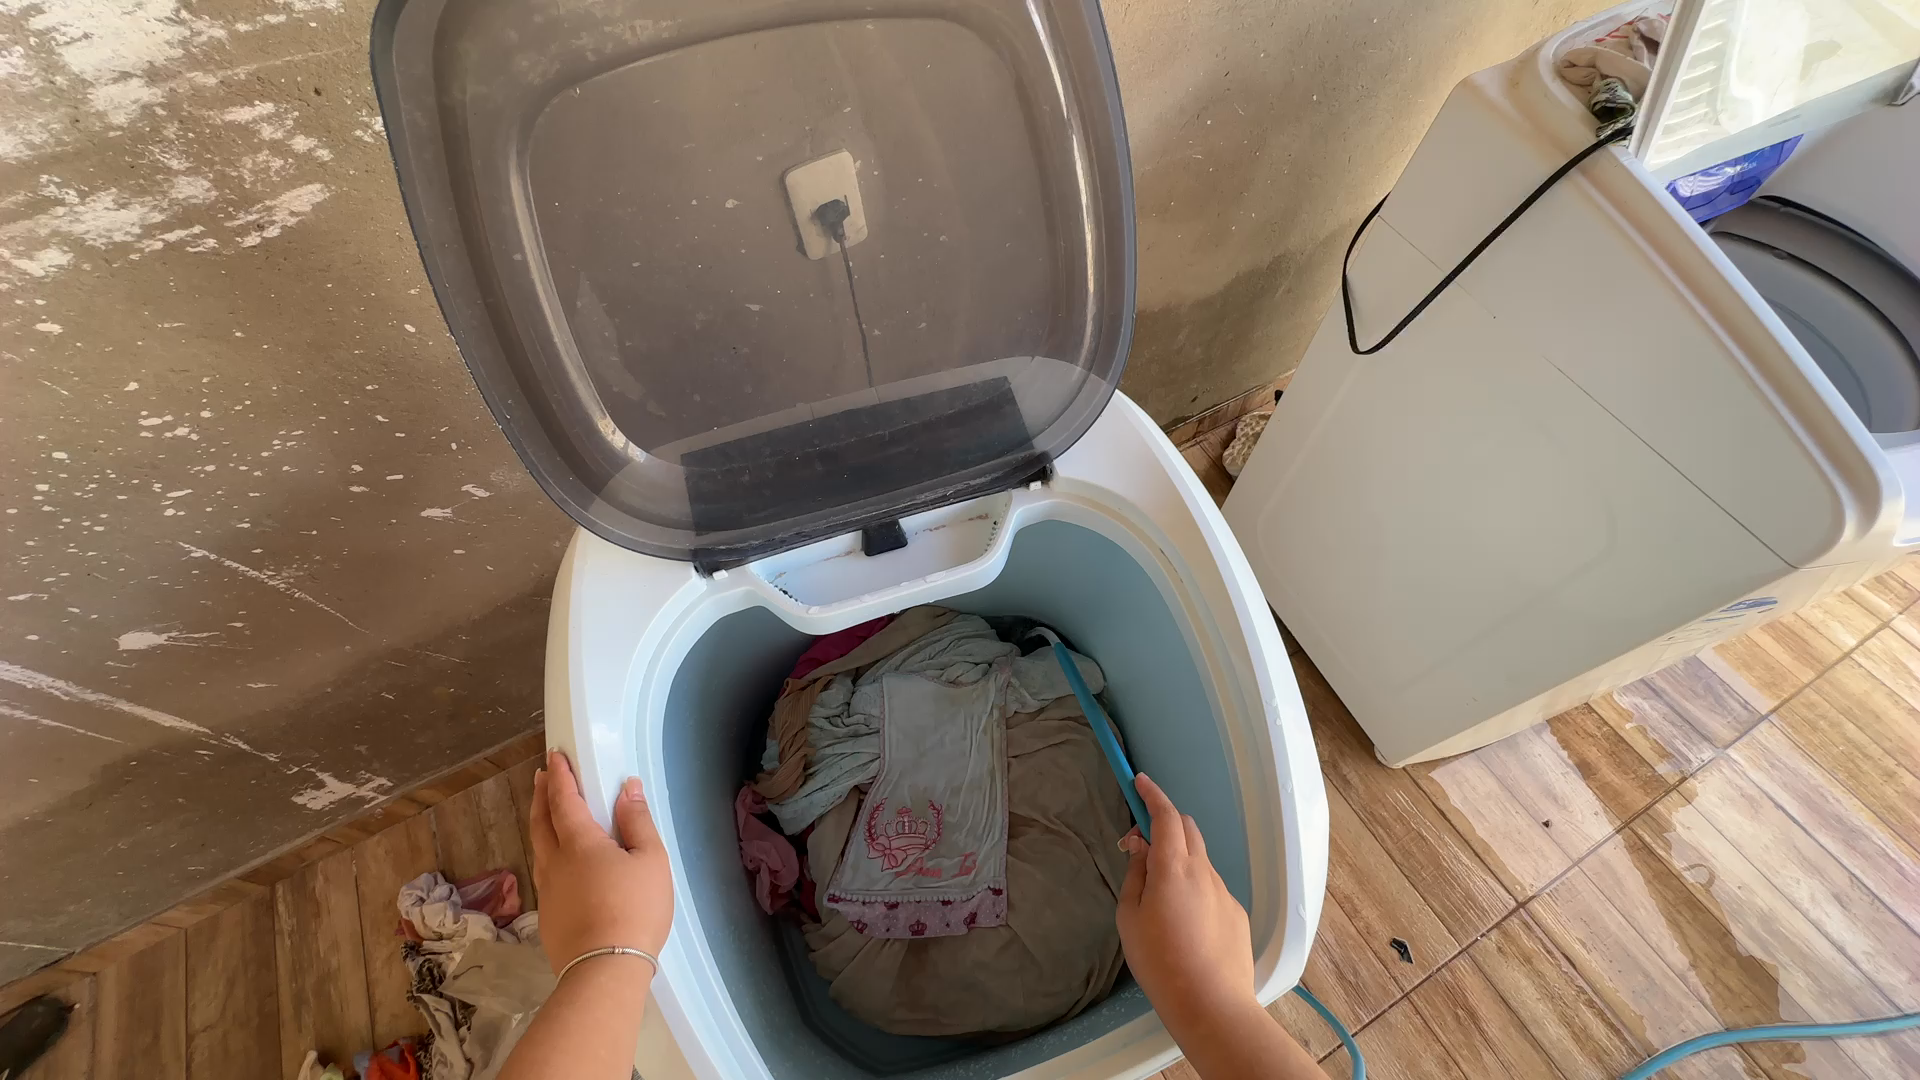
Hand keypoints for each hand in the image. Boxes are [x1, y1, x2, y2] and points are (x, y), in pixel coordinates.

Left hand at [530, 749, 674, 977]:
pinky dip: (548, 848)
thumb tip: (628, 787)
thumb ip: (637, 821)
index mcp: (580, 843)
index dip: (560, 777)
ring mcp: (549, 891)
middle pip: (541, 822)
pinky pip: (546, 869)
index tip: (554, 756)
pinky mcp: (550, 915)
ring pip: (539, 846)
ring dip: (541, 821)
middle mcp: (556, 862)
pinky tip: (560, 856)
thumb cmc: (634, 907)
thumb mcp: (650, 859)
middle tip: (543, 775)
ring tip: (547, 809)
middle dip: (542, 795)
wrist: (605, 970)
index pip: (564, 800)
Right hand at [1115, 773, 1255, 1028]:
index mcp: (1174, 867)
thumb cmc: (1160, 962)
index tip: (1139, 781)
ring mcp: (1224, 892)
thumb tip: (1141, 848)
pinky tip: (1185, 923)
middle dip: (1165, 824)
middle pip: (1187, 828)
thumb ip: (1135, 874)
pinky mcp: (1237, 914)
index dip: (1152, 794)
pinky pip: (1211, 886)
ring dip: (1180, 858)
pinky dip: (1195, 886)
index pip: (1166, 815)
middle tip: (1142, 845)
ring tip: (1161, 896)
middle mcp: (1203, 871)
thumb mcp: (1130, 917)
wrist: (1213, 1008)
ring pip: (1200, 858)